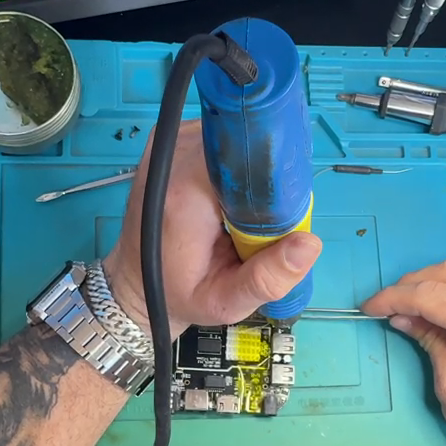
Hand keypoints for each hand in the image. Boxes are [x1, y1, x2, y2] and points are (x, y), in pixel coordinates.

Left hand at [102, 120, 321, 335]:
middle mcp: (173, 157)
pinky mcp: (170, 142)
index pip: (251, 159)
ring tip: (239, 216)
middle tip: (257, 226)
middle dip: (263, 185)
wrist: (136, 283)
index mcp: (185, 192)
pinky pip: (220, 143)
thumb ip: (267, 279)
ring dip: (248, 177)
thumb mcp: (226, 302)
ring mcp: (169, 144)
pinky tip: (226, 201)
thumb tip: (309, 244)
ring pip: (235, 142)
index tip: (278, 219)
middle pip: (245, 148)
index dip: (276, 185)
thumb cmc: (179, 293)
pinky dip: (231, 169)